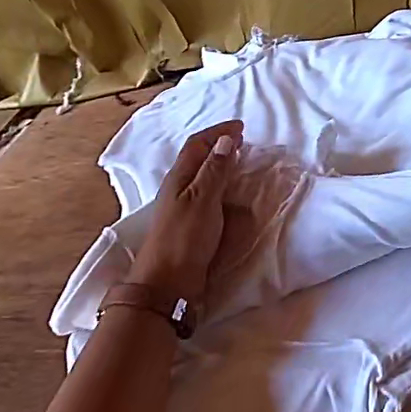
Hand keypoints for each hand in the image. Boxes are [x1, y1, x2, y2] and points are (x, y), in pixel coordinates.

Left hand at [124, 120, 243, 302]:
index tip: (241, 127)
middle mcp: (180, 189)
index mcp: (179, 177)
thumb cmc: (184, 238)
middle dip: (220, 147)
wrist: (167, 284)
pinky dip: (223, 191)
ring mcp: (184, 209)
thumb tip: (226, 140)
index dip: (218, 132)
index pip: (197, 144)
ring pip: (203, 179)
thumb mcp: (202, 200)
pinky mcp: (191, 228)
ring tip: (242, 166)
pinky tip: (233, 199)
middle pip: (198, 160)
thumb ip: (215, 170)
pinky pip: (209, 200)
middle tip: (243, 143)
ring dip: (221, 168)